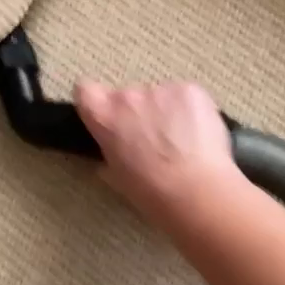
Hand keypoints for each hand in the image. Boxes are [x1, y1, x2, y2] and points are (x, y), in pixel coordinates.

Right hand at [73, 80, 243, 222]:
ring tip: (180, 142)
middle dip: (138, 112)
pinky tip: (198, 135)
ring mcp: (161, 90)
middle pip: (127, 95)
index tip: (108, 116)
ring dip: (166, 111)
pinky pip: (185, 95)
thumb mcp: (118, 177)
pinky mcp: (190, 90)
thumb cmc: (154, 194)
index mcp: (103, 116)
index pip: (86, 91)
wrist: (197, 193)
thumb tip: (114, 151)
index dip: (97, 103)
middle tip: (152, 140)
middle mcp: (128, 96)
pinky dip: (190, 111)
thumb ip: (110, 153)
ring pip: (159, 95)